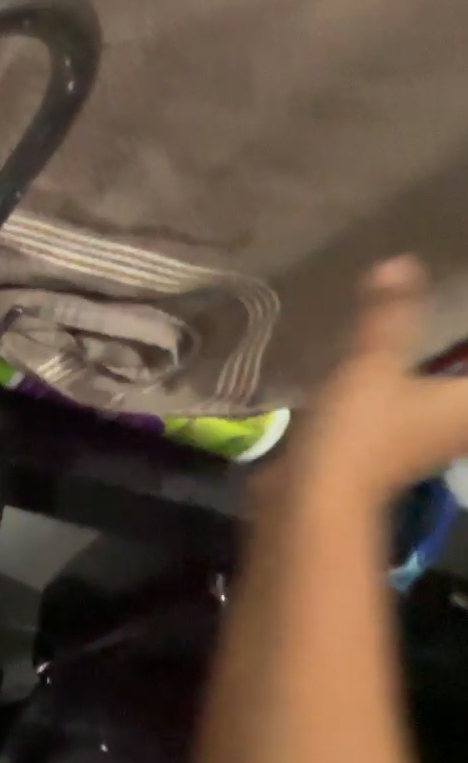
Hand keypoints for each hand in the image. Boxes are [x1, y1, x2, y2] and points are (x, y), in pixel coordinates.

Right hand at [298, 257, 467, 502]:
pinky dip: (414, 393)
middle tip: (444, 329)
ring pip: (448, 399)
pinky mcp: (392, 448)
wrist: (311, 499)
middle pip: (462, 378)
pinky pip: (417, 411)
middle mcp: (465, 419)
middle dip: (454, 360)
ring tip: (432, 346)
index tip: (458, 314)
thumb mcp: (368, 367)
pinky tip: (390, 379)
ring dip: (441, 377)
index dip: (465, 346)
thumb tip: (397, 263)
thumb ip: (386, 317)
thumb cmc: (356, 434)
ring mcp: (430, 438)